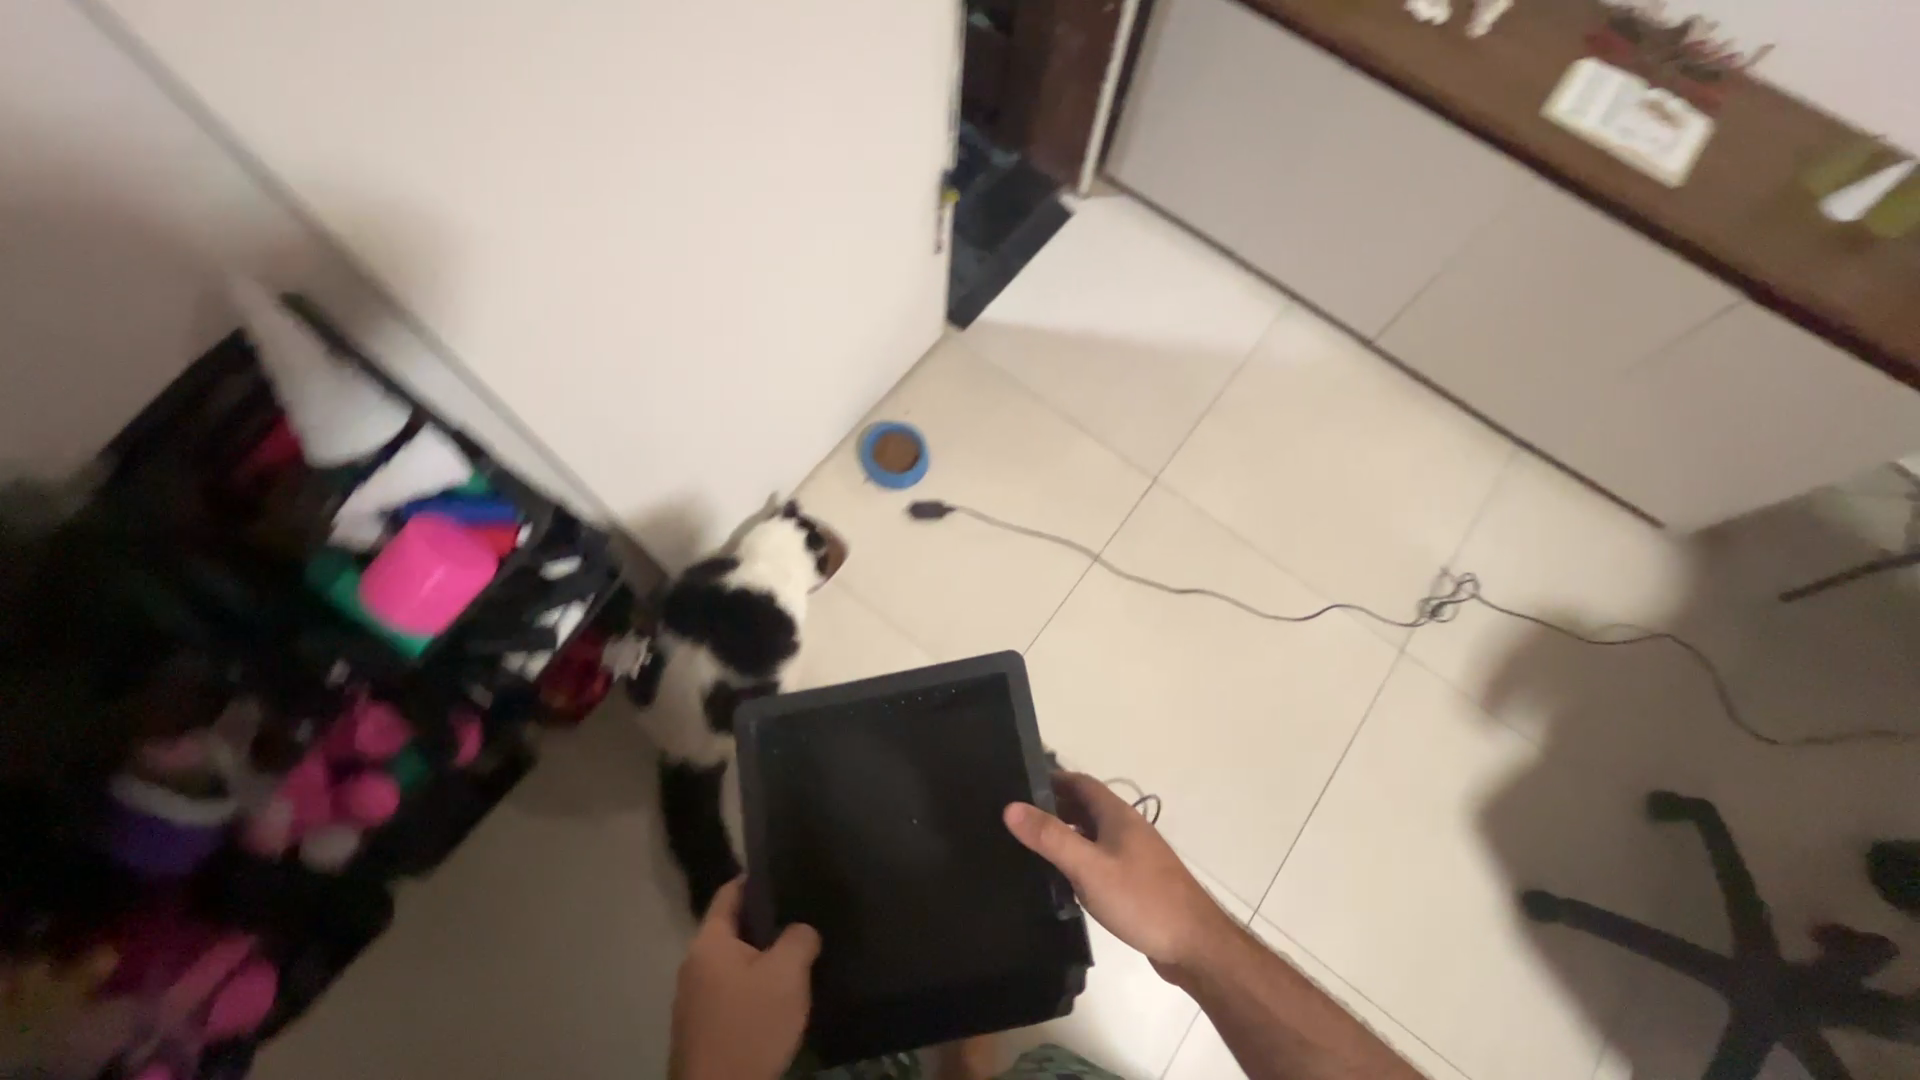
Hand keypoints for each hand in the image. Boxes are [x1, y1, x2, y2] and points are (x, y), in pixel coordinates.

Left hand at [669, 878, 820, 1079]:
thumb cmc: (750, 1027)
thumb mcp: (787, 974)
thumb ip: (799, 939)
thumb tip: (802, 931)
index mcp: (708, 942)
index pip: (730, 892)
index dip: (757, 879)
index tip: (787, 872)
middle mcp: (694, 965)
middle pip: (733, 928)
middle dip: (767, 922)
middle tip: (804, 915)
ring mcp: (694, 1000)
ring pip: (735, 963)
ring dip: (763, 958)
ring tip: (800, 953)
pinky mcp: (703, 1029)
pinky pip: (732, 992)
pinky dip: (755, 987)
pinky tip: (782, 996)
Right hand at [1004, 772, 1236, 976]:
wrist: (1195, 946)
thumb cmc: (1141, 899)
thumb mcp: (1089, 867)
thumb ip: (1050, 837)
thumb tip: (1010, 807)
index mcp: (1117, 814)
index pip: (1079, 782)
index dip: (1049, 779)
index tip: (1017, 786)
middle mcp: (1126, 828)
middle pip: (1084, 807)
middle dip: (1052, 808)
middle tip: (1015, 820)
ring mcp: (1133, 856)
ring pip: (1092, 835)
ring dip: (1065, 836)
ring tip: (1028, 848)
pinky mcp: (1135, 882)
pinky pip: (1099, 860)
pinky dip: (1078, 861)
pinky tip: (1060, 881)